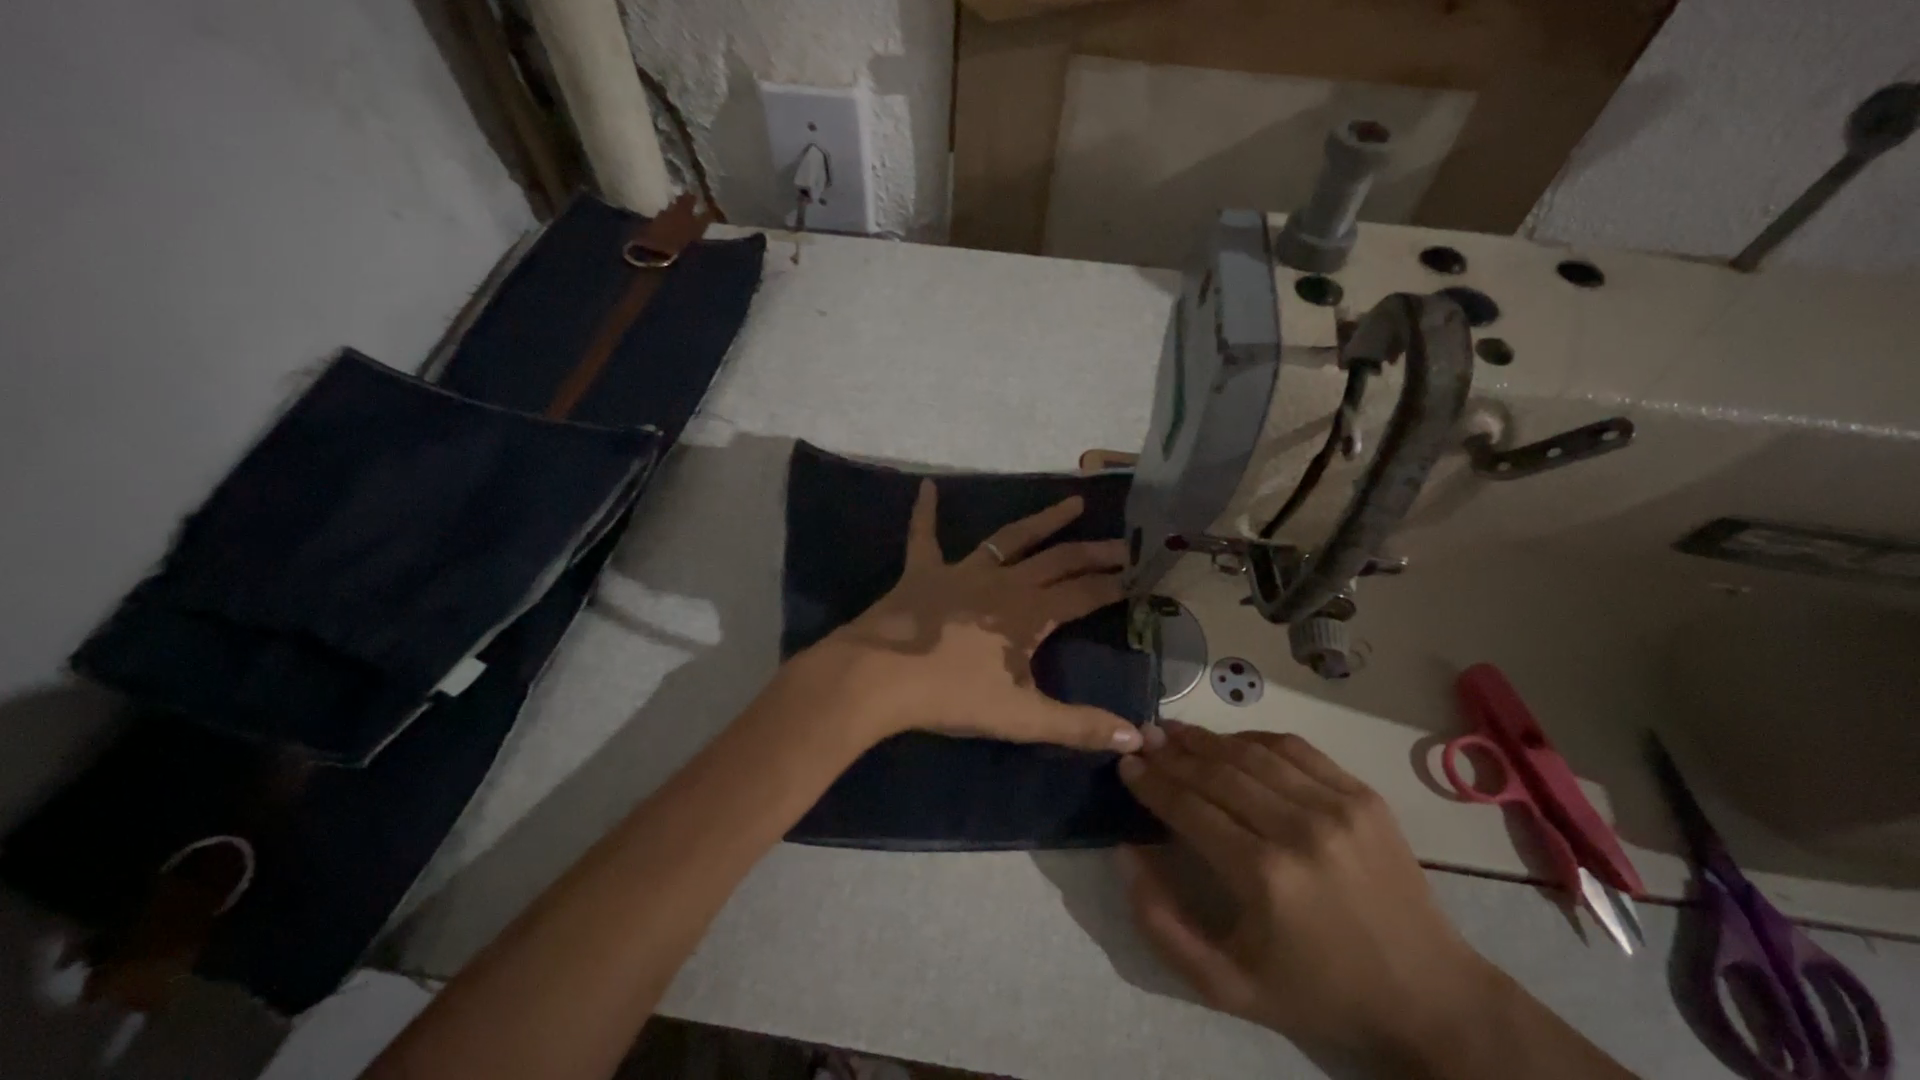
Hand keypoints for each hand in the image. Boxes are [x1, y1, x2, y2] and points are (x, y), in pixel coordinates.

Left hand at [803, 479, 1143, 753]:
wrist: (878, 676)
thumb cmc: (951, 696)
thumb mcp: (1021, 716)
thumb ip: (1078, 725)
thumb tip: (1134, 736)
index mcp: (1030, 614)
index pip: (1084, 595)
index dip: (1114, 587)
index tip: (1141, 577)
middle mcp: (1003, 582)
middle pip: (1057, 561)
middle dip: (1093, 554)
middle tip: (1122, 546)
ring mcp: (961, 571)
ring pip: (1009, 538)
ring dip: (1042, 520)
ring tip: (1073, 503)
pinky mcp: (922, 572)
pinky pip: (925, 536)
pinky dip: (927, 512)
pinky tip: (928, 487)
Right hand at [1117, 722, 1496, 1061]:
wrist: (1427, 994)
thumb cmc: (1318, 993)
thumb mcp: (1225, 984)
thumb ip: (1162, 925)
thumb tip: (1126, 854)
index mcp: (1262, 875)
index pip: (1189, 808)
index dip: (1151, 782)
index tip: (1125, 764)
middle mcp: (1298, 828)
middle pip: (1217, 773)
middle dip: (1172, 752)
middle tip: (1141, 738)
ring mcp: (1337, 806)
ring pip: (1255, 754)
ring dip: (1209, 739)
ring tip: (1177, 732)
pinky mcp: (1364, 797)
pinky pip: (1298, 750)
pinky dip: (1258, 740)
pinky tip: (1234, 742)